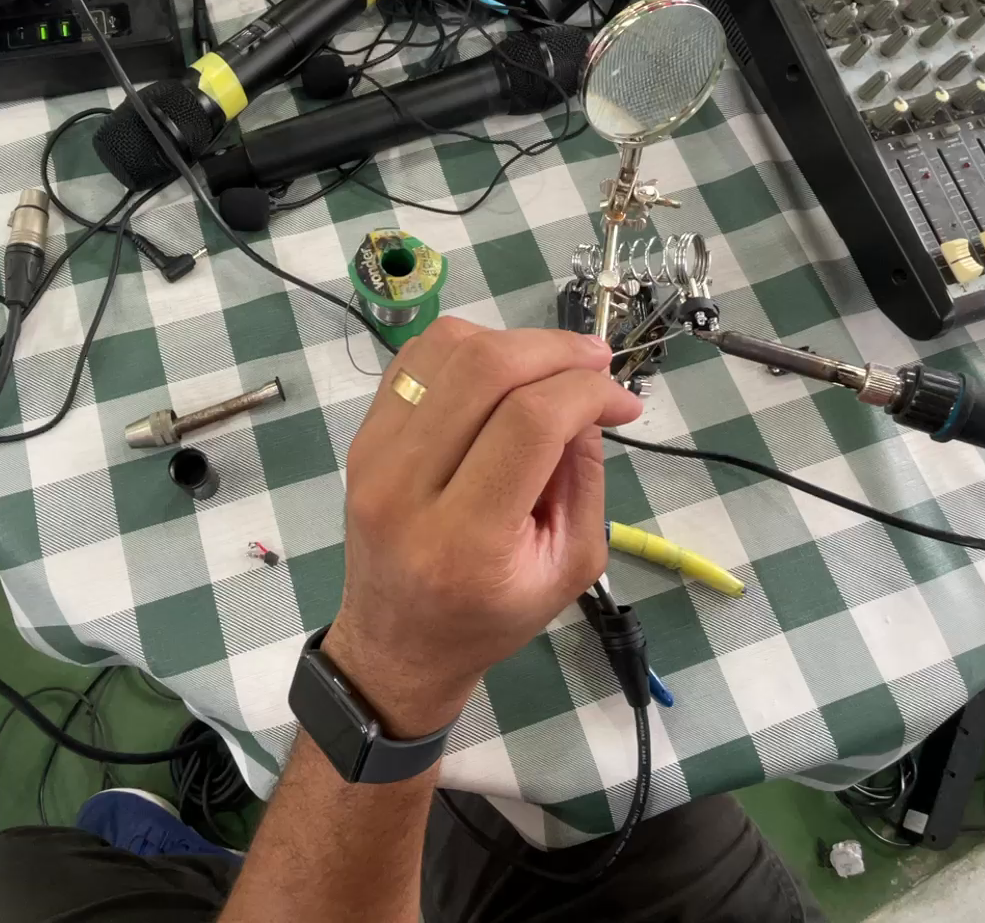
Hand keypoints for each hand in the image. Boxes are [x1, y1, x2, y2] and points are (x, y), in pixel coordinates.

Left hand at [325, 319, 643, 737]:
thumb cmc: (488, 617)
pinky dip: (467, 349)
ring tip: (547, 369)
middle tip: (594, 362)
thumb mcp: (567, 567)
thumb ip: (585, 477)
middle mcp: (406, 485)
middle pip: (483, 367)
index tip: (622, 402)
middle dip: (554, 349)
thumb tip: (588, 398)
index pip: (530, 420)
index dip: (587, 392)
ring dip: (511, 342)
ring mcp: (373, 454)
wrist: (397, 642)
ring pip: (446, 347)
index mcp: (465, 538)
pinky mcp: (362, 437)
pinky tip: (498, 375)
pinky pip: (416, 358)